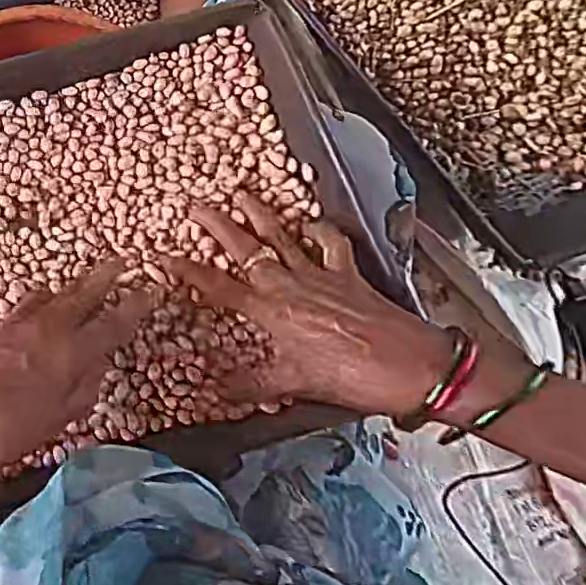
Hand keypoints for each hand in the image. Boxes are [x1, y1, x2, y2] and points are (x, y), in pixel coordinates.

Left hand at [0, 259, 161, 471]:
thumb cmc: (14, 429)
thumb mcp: (62, 417)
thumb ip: (86, 386)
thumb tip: (98, 363)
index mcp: (71, 352)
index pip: (112, 324)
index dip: (135, 307)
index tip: (151, 291)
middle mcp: (49, 329)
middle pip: (84, 294)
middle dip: (107, 276)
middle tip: (124, 261)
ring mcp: (23, 323)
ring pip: (58, 294)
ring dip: (78, 285)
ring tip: (92, 278)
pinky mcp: (2, 326)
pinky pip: (33, 302)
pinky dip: (49, 296)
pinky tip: (51, 299)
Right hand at [162, 194, 458, 418]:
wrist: (420, 369)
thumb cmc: (356, 378)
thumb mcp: (300, 385)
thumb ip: (255, 384)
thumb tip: (217, 390)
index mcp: (272, 312)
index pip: (219, 287)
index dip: (189, 271)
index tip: (164, 257)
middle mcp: (290, 286)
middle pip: (246, 248)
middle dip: (218, 225)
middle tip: (196, 206)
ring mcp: (320, 275)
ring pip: (282, 237)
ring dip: (260, 214)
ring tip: (241, 194)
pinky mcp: (348, 274)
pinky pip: (330, 244)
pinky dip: (319, 230)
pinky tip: (310, 222)